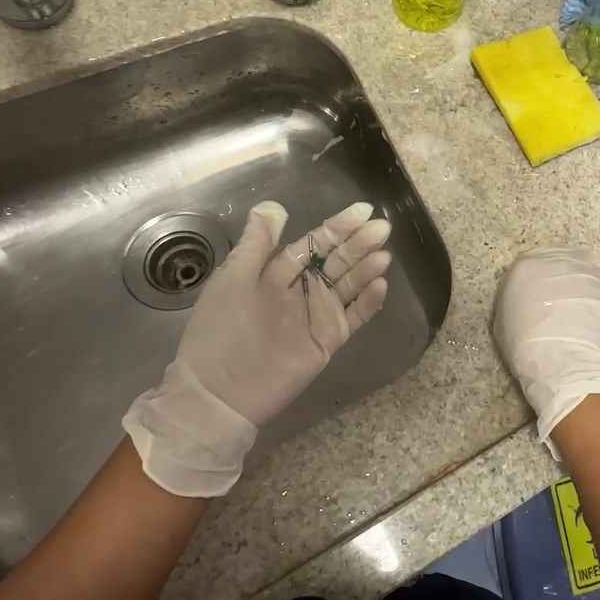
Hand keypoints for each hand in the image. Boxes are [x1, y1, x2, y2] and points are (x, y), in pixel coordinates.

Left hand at [123, 200, 391, 496]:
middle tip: (382, 228)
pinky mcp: (328, 340)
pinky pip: (354, 316)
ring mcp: (318, 315)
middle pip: (338, 260)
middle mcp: (304, 289)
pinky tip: (381, 285)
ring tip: (383, 256)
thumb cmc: (219, 332)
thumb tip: (273, 206)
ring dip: (367, 268)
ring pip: (350, 284)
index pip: (316, 242)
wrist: (217, 392)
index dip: (339, 226)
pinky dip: (369, 302)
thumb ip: (256, 245)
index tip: (364, 210)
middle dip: (360, 243)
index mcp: (279, 272)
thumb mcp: (232, 280)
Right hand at [493, 247, 599, 453]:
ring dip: (576, 274)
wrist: (556, 354)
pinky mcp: (598, 280)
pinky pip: (595, 274)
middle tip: (559, 291)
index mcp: (523, 266)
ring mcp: (577, 267)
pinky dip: (592, 284)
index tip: (538, 286)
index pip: (529, 260)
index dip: (535, 274)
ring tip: (576, 294)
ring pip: (578, 261)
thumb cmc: (522, 341)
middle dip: (556, 270)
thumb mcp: (503, 315)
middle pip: (555, 256)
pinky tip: (590, 300)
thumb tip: (524, 293)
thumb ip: (514, 295)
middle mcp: (550, 259)